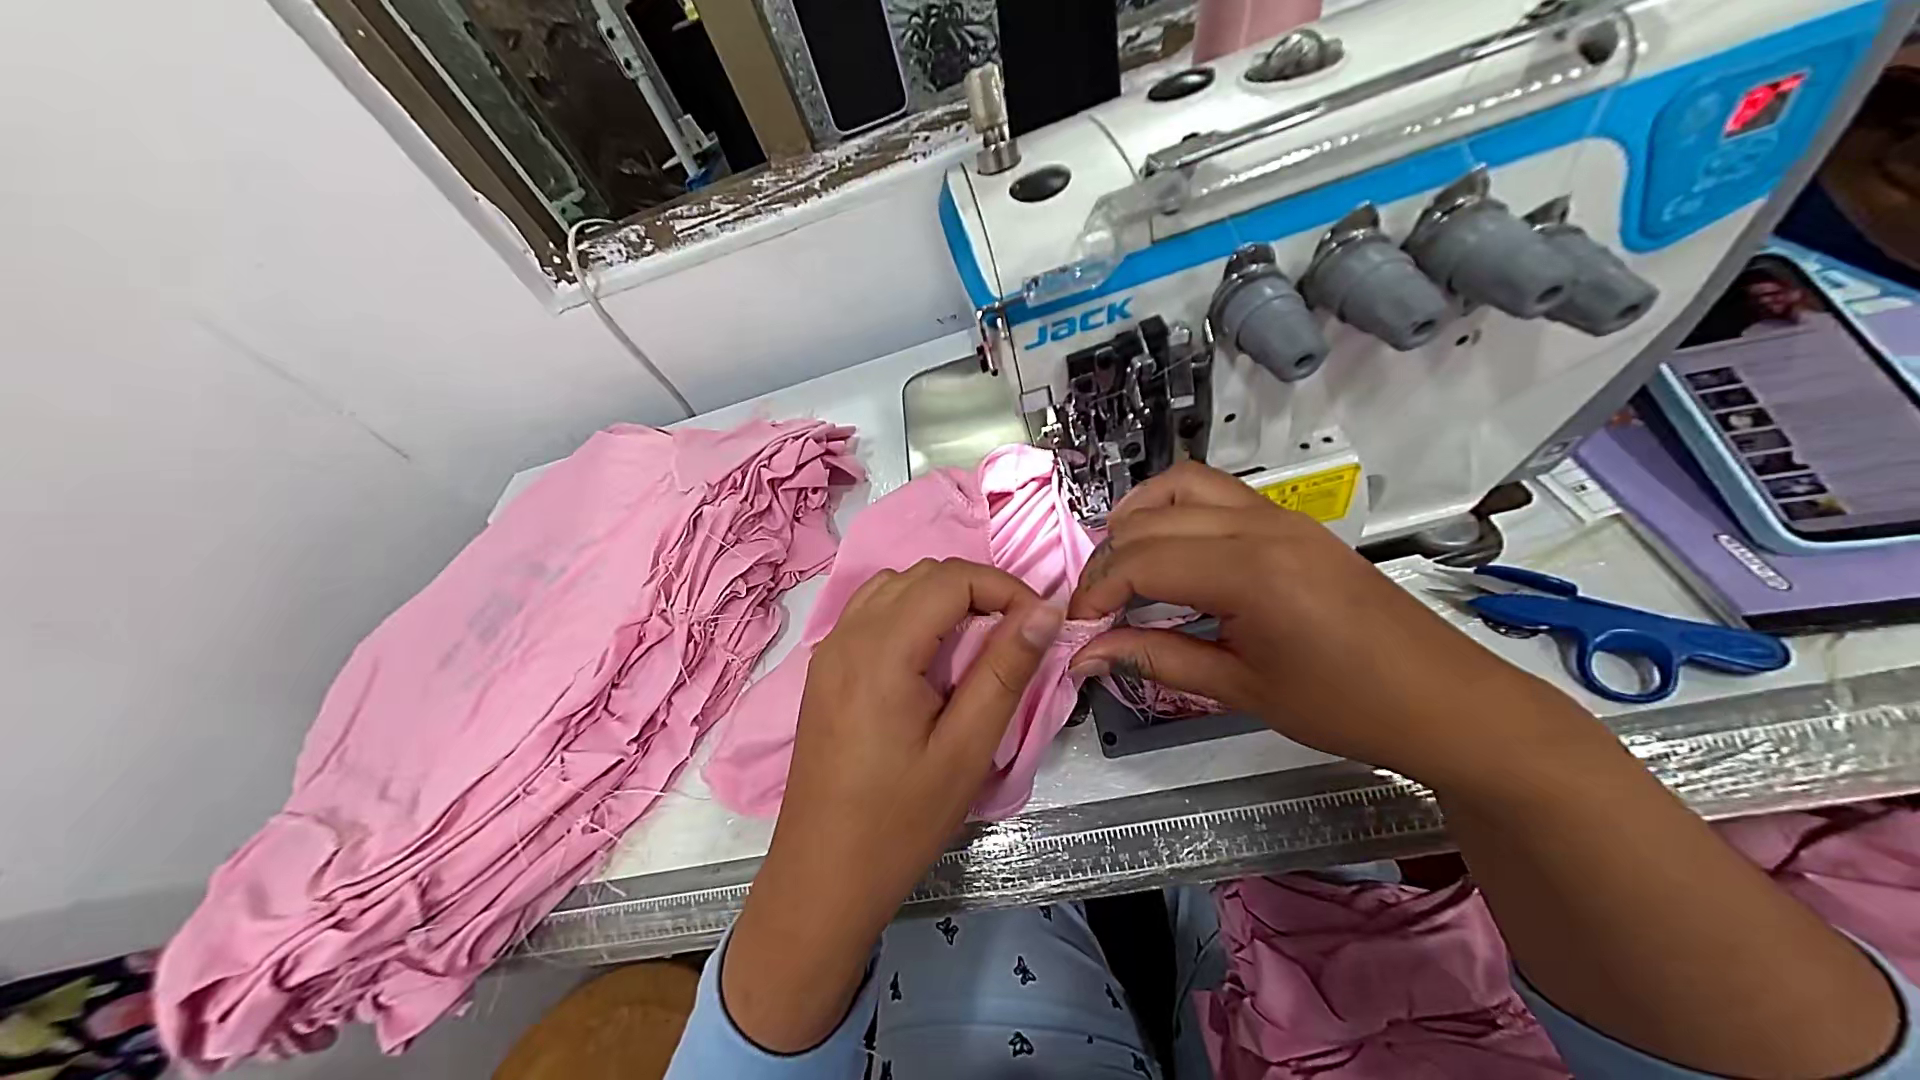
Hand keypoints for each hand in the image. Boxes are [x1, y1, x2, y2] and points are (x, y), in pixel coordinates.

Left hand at [723, 558, 1063, 1051]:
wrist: (823, 875)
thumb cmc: (900, 821)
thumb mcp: (967, 749)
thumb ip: (1005, 670)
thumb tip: (1044, 611)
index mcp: (881, 651)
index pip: (951, 579)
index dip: (1004, 588)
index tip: (1039, 623)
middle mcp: (848, 636)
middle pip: (922, 576)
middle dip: (977, 589)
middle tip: (1015, 634)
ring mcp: (829, 651)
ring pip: (895, 587)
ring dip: (943, 597)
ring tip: (978, 641)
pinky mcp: (825, 669)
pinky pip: (872, 612)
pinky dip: (911, 612)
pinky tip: (931, 655)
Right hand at [1066, 462, 1602, 787]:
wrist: (1446, 702)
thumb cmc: (1347, 706)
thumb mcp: (1240, 689)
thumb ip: (1155, 659)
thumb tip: (1086, 654)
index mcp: (1251, 573)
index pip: (1142, 561)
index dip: (1096, 592)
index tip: (1078, 627)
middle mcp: (1261, 527)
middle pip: (1151, 521)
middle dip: (1107, 562)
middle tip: (1094, 609)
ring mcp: (1280, 517)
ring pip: (1180, 486)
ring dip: (1137, 519)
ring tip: (1119, 565)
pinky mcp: (1292, 522)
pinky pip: (1215, 493)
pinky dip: (1174, 510)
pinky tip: (1167, 549)